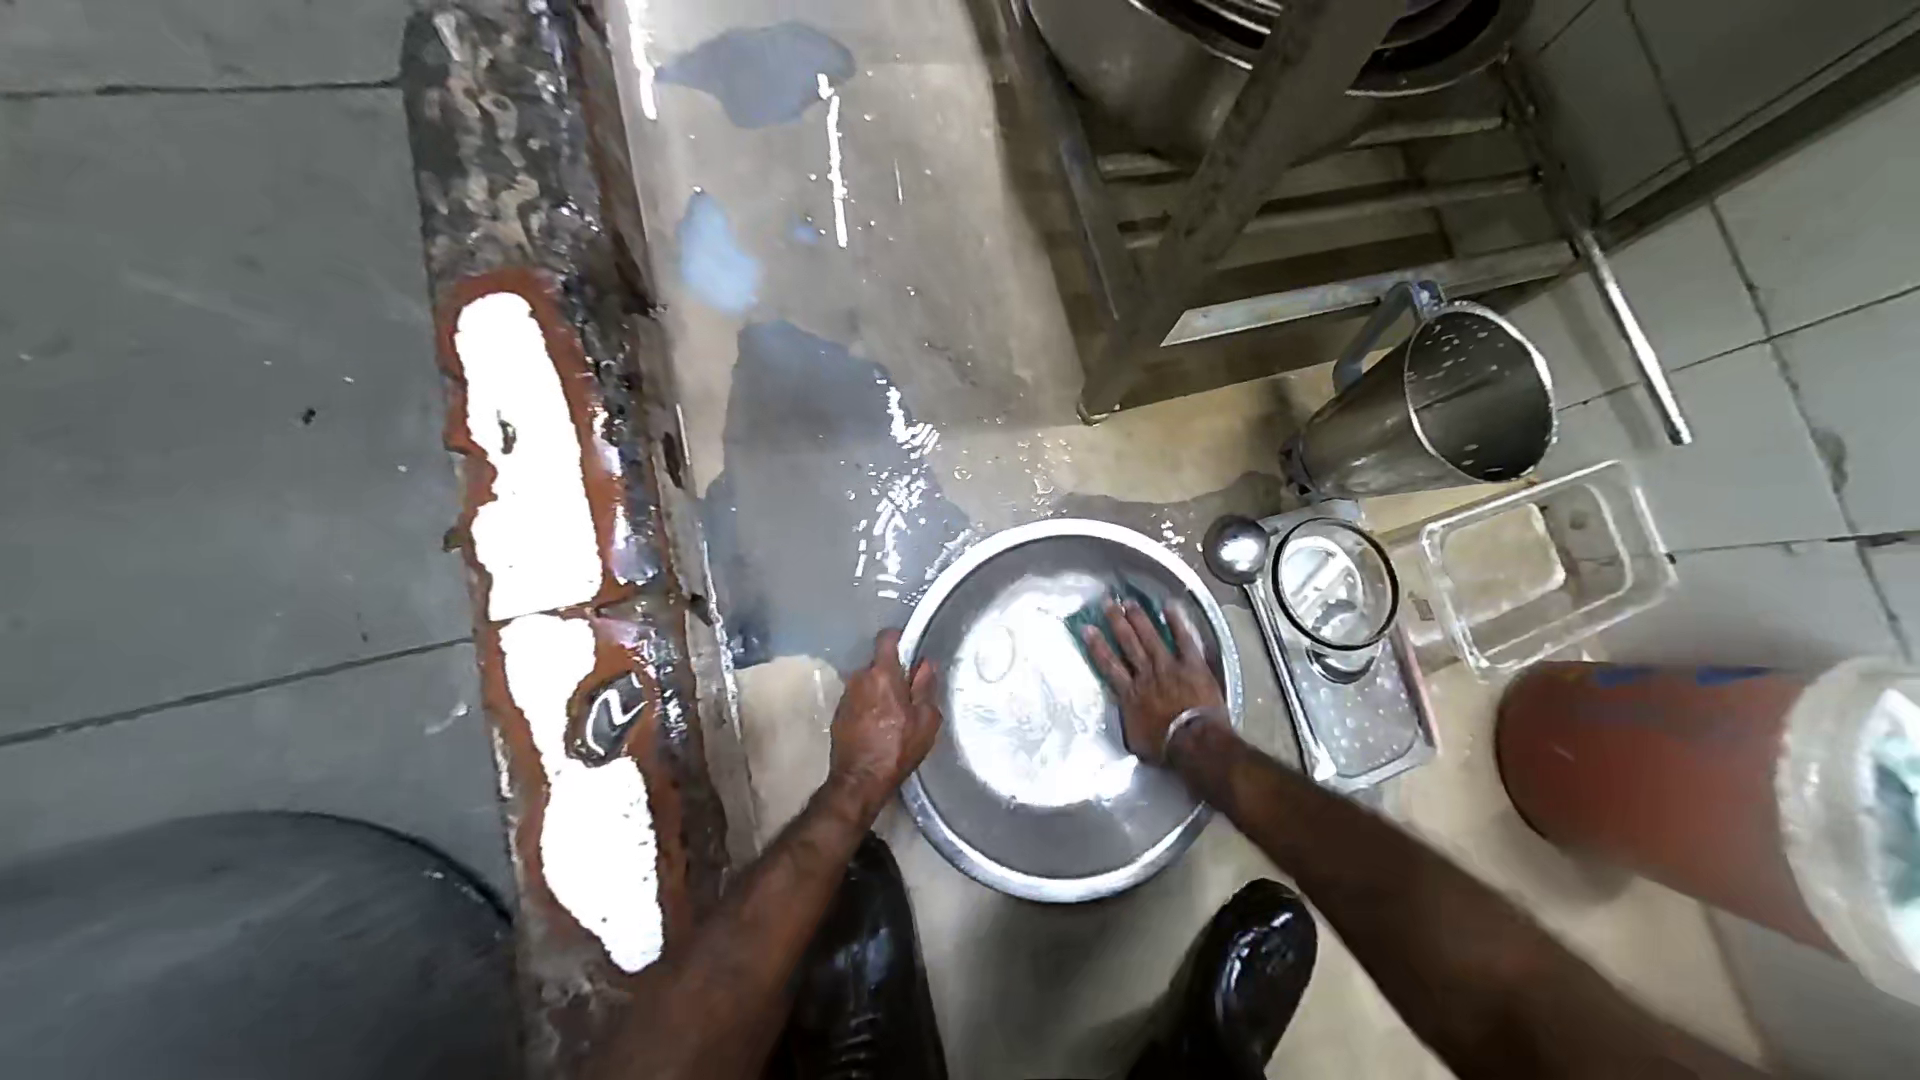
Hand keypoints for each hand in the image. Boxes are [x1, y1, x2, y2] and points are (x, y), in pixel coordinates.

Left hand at [828, 629, 943, 816]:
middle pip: (878, 663)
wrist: (860, 781)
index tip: (910, 652)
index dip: (899, 639)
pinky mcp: (838, 712)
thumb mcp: (925, 719)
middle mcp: (859, 678)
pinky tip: (877, 725)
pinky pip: (858, 698)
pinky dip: (868, 705)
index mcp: (882, 674)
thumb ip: (925, 686)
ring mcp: (845, 695)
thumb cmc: (897, 748)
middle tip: (907, 693)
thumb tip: (925, 664)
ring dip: (879, 690)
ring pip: (867, 682)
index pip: (886, 638)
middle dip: (892, 673)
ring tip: (893, 714)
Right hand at [1081, 599, 1223, 763]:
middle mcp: (1145, 674)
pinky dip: (1177, 623)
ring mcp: (1168, 667)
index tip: (1087, 628)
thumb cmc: (1164, 746)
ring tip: (1130, 601)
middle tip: (1108, 602)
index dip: (1096, 645)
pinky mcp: (1192, 666)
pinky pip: (1183, 640)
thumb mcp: (1135, 738)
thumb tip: (1122, 712)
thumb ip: (1127, 718)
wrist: (1194, 742)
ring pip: (1150, 637)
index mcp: (1130, 693)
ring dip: (1139, 618)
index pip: (1108, 664)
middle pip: (1127, 643)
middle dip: (1116, 621)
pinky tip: (1169, 607)